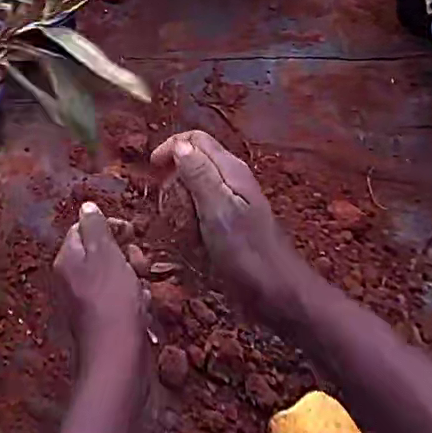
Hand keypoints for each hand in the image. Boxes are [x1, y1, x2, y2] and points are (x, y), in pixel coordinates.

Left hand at [53, 201, 150, 375]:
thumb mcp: (106, 254)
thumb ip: (96, 227)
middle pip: (103, 251)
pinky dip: (135, 300)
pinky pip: (122, 298)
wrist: (118, 361)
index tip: (130, 232)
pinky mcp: (104, 321)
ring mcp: (88, 302)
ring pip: (117, 274)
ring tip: (141, 291)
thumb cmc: (112, 302)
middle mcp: (73, 279)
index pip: (85, 228)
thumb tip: (87, 206)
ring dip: (134, 277)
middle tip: (137, 264)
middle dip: (126, 254)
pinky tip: (141, 309)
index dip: (110, 227)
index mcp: (68, 259)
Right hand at [151, 130, 311, 321]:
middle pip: (195, 159)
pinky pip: (204, 205)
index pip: (196, 139)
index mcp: (230, 169)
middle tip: (164, 200)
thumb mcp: (218, 211)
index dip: (171, 147)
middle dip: (174, 174)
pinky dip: (191, 213)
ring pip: (197, 183)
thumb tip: (180, 146)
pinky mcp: (233, 219)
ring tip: (175, 219)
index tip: (152, 170)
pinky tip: (189, 233)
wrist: (279, 293)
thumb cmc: (247, 253)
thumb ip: (200, 176)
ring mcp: (234, 199)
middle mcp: (233, 178)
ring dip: (181, 196)